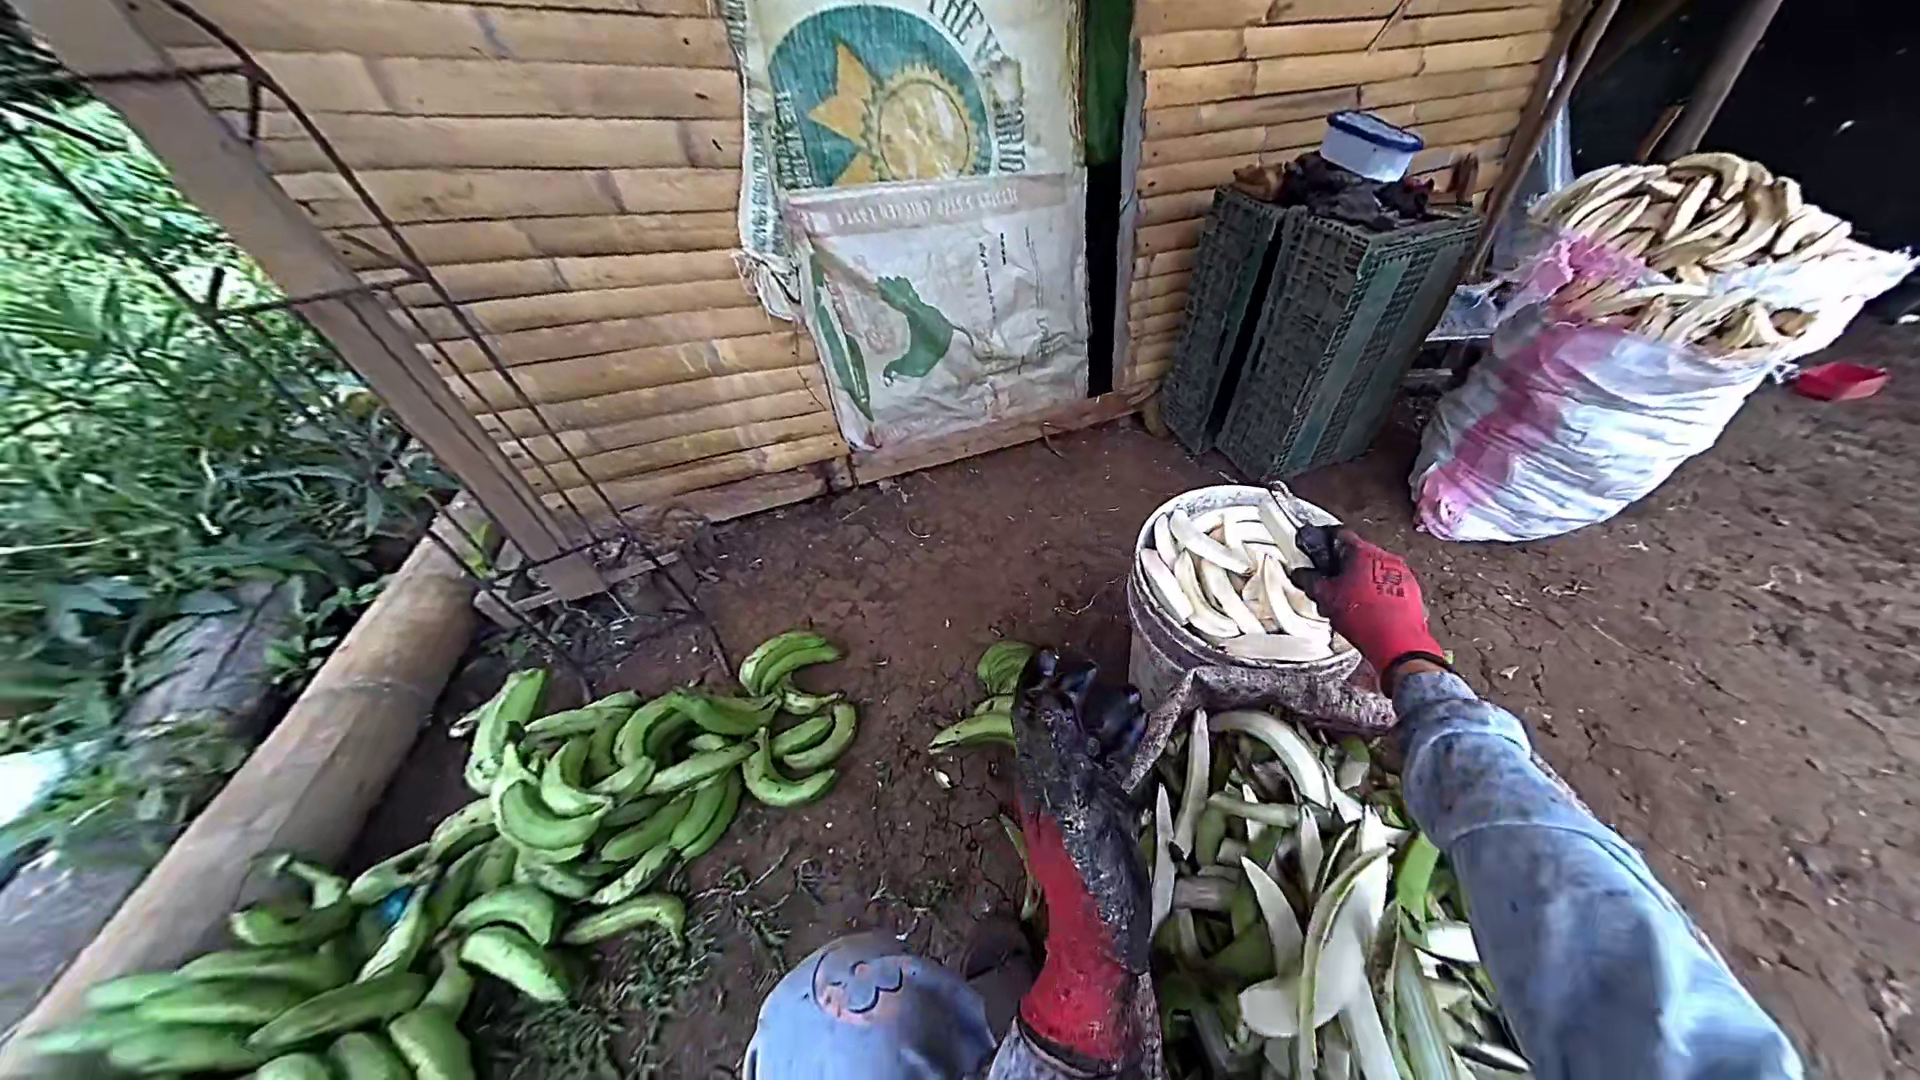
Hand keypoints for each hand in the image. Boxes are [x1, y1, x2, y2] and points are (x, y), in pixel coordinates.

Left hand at [1009, 651, 1147, 1073]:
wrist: (1102, 927)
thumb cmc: (1082, 861)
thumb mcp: (1067, 795)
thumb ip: (1057, 744)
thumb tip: (1044, 694)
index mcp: (1036, 770)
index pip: (1029, 713)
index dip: (1037, 681)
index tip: (1050, 654)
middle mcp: (1054, 775)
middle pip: (1062, 721)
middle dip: (1076, 693)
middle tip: (1093, 670)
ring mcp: (1081, 792)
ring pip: (1089, 740)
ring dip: (1106, 714)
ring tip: (1129, 695)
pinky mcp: (1105, 808)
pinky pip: (1112, 764)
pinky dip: (1124, 742)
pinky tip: (1139, 726)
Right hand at [1290, 527, 1444, 683]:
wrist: (1398, 643)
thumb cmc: (1363, 616)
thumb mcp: (1324, 596)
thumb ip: (1310, 579)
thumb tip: (1302, 574)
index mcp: (1363, 552)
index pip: (1340, 535)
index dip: (1323, 541)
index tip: (1316, 549)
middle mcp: (1386, 558)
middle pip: (1358, 554)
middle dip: (1343, 566)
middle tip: (1329, 580)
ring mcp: (1403, 574)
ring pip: (1374, 570)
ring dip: (1360, 579)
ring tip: (1348, 599)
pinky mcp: (1413, 592)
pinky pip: (1388, 584)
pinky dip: (1376, 592)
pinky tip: (1365, 608)